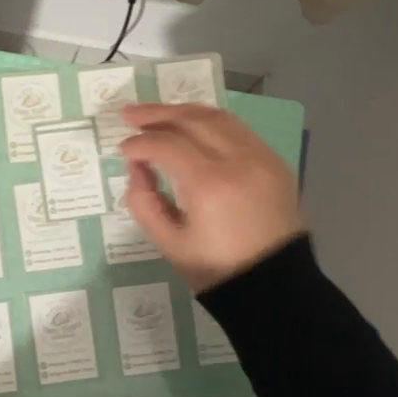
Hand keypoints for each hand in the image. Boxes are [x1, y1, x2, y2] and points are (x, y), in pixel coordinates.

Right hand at [118, 103, 304, 291]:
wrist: (274, 284)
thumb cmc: (216, 269)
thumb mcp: (169, 244)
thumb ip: (145, 202)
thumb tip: (137, 169)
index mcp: (209, 185)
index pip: (167, 145)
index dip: (140, 144)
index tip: (123, 150)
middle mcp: (238, 160)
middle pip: (193, 120)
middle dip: (157, 114)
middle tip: (129, 115)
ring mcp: (261, 157)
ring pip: (218, 117)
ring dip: (184, 112)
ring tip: (158, 115)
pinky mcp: (274, 161)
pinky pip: (238, 129)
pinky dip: (211, 122)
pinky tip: (193, 127)